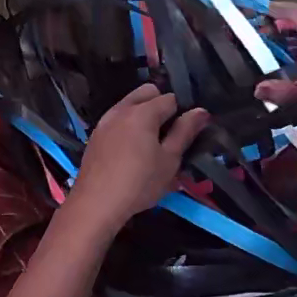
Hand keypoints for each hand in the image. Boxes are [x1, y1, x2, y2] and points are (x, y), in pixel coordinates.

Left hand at [67, 84, 208, 228]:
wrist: (95, 203)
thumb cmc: (139, 183)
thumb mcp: (169, 161)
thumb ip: (184, 132)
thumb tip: (201, 111)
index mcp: (142, 112)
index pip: (170, 98)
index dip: (182, 112)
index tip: (186, 131)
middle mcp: (121, 109)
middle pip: (147, 92)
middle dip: (161, 105)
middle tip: (168, 133)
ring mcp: (105, 120)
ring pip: (129, 103)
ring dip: (143, 113)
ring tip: (150, 142)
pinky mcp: (95, 134)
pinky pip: (117, 118)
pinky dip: (127, 124)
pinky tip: (130, 150)